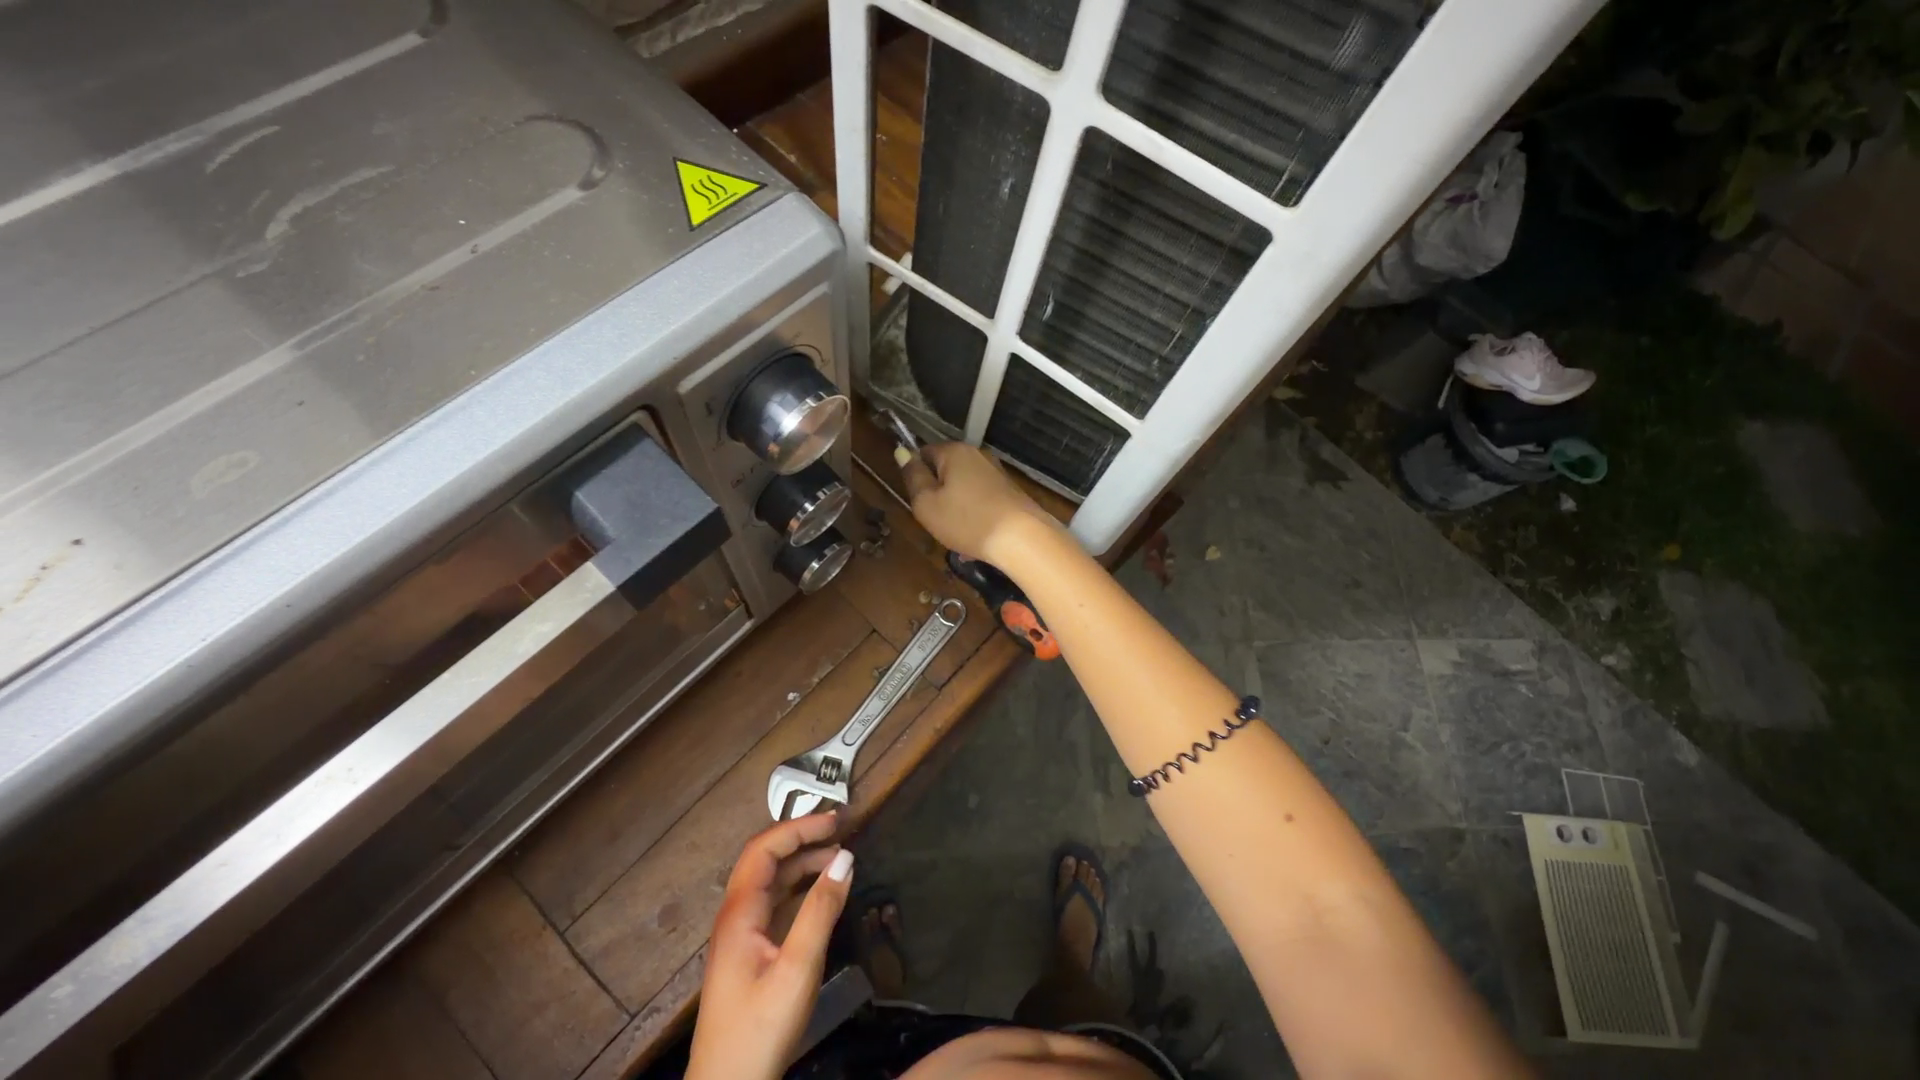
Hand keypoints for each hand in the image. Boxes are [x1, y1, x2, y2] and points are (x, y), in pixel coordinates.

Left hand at [685, 813, 853, 1079]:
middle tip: (842, 829)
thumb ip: (821, 910)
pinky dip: (799, 888)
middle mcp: (735, 916)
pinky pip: (774, 904)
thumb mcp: (797, 968)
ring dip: (801, 863)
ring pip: (770, 882)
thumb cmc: (760, 1027)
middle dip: (801, 838)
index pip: (764, 849)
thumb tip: (845, 857)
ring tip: (839, 856)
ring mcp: (740, 935)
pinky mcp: (748, 953)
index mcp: (739, 912)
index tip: (837, 819)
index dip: (798, 827)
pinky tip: (822, 894)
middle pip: (765, 860)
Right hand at [900, 443, 1063, 569]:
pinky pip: (981, 501)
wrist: (1022, 539)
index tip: (919, 502)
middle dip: (938, 495)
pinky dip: (974, 516)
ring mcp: (997, 473)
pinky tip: (976, 537)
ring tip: (958, 534)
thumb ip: (913, 477)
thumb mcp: (927, 504)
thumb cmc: (966, 521)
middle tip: (937, 521)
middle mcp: (977, 455)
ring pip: (963, 489)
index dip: (917, 476)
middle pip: (946, 471)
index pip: (924, 452)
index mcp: (954, 452)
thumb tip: (901, 451)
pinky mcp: (1010, 491)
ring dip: (956, 509)